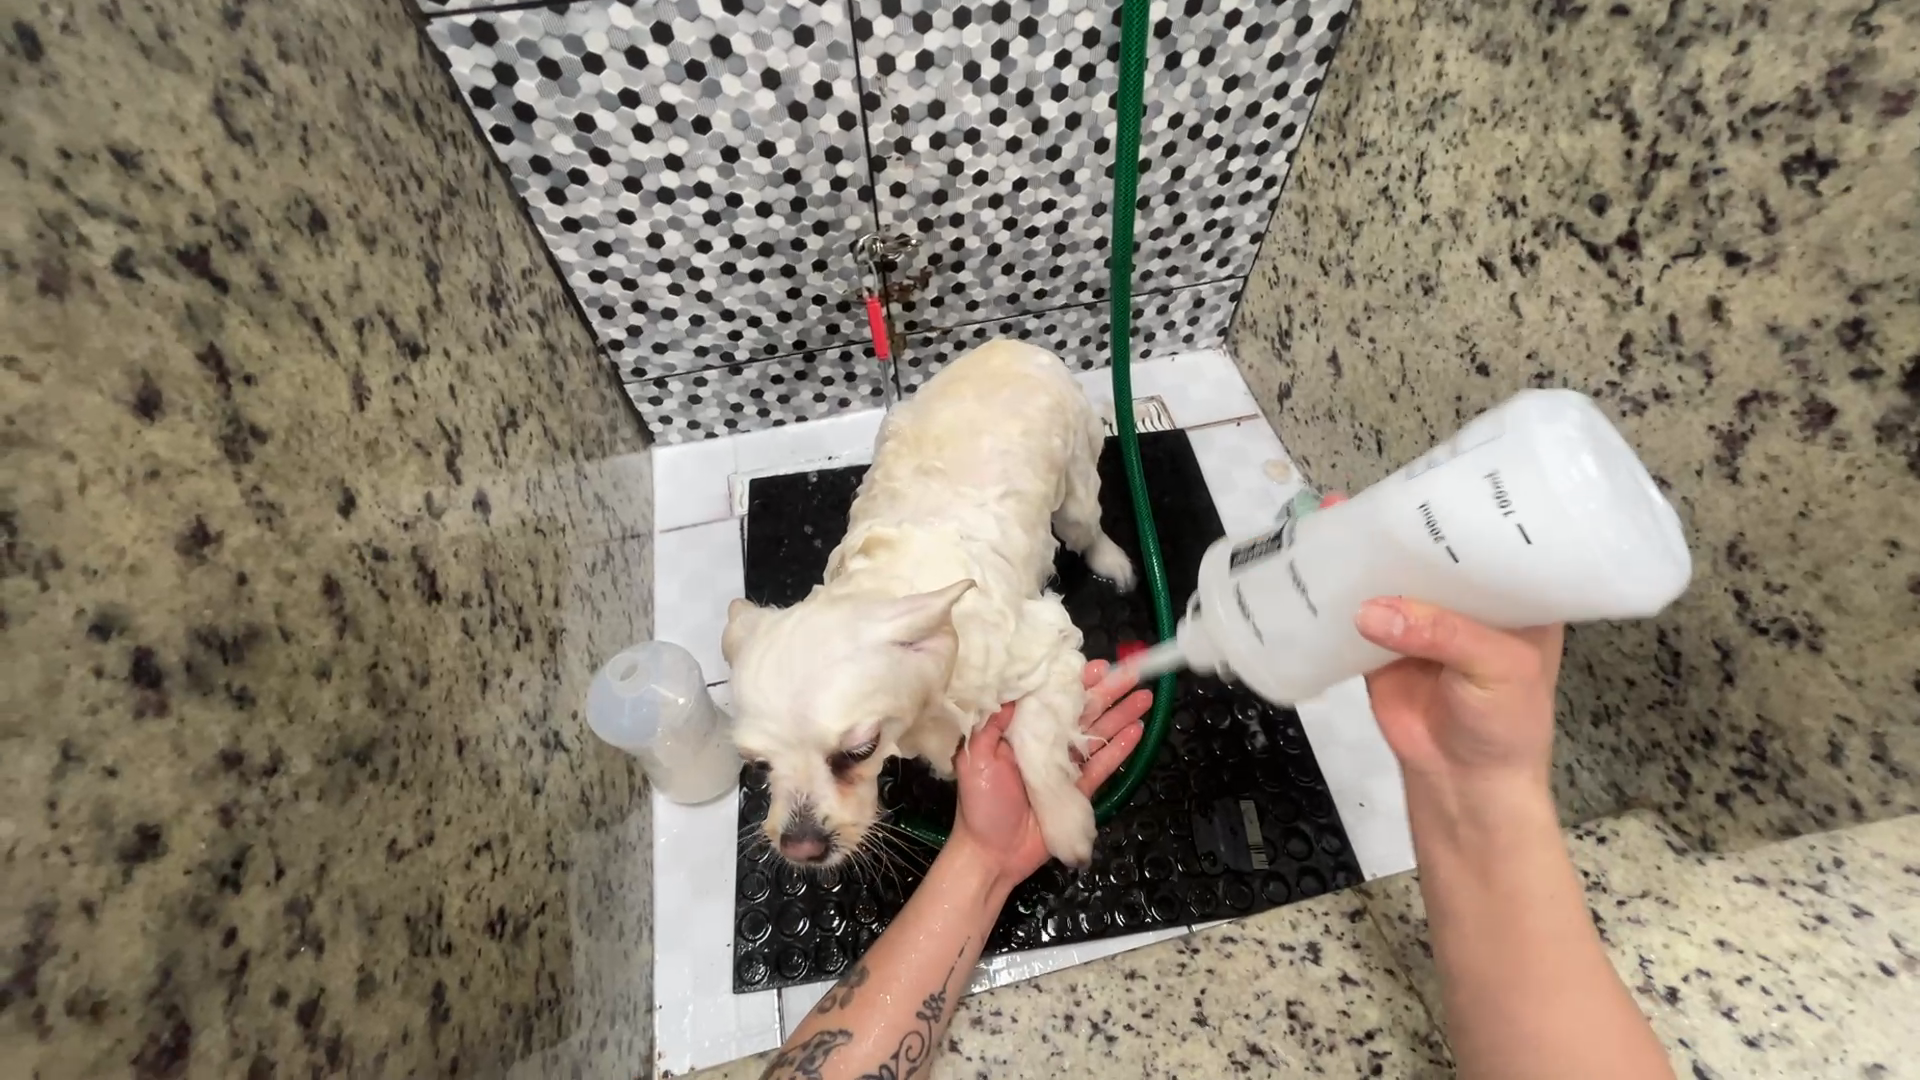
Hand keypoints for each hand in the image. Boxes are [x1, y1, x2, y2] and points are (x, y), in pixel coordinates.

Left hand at [947, 661, 1150, 889]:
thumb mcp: (974, 757)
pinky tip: (1137, 730)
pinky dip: (1120, 749)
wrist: (991, 855)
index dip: (1074, 680)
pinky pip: (1102, 765)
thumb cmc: (979, 805)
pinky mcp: (1078, 791)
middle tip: (1132, 673)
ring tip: (1144, 696)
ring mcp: (1065, 766)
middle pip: (1081, 712)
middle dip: (1107, 691)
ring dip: (1121, 715)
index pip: (1051, 698)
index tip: (1097, 665)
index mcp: (1019, 730)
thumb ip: (992, 724)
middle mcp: (1045, 742)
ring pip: (1098, 734)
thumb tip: (1016, 690)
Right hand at [1306, 491, 1561, 788]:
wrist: (1459, 778)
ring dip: (1362, 548)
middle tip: (1370, 493)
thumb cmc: (1505, 722)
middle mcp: (1465, 600)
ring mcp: (1418, 619)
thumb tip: (1369, 609)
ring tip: (1332, 514)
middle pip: (1431, 550)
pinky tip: (1313, 561)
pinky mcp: (1378, 641)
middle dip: (1401, 522)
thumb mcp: (1498, 671)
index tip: (1434, 477)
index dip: (1468, 507)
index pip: (1494, 538)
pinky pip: (1354, 607)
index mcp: (1514, 597)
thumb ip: (1442, 635)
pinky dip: (1333, 587)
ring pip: (1389, 573)